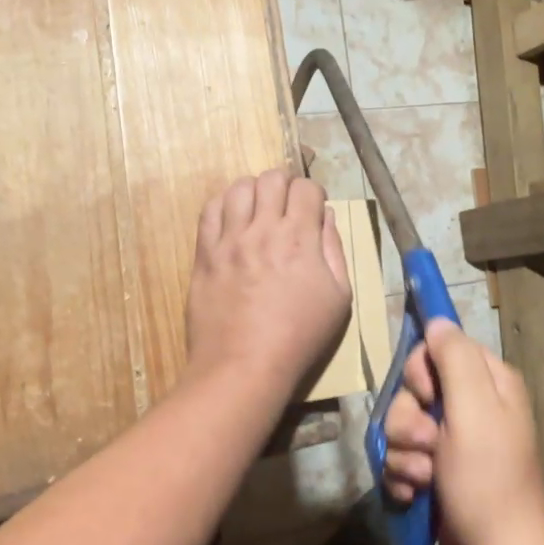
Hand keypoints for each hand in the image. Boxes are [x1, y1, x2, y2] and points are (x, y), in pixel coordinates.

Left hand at [184, 170, 350, 396]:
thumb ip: (334, 250)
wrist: (243, 366)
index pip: (306, 188)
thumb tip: (325, 217)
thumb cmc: (299, 336)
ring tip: (257, 209)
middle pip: (272, 178)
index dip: (313, 193)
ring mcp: (229, 239)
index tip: (313, 209)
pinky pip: (209, 211)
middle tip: (287, 205)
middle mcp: (263, 229)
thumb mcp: (338, 297)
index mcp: (300, 238)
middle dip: (285, 184)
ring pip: (238, 187)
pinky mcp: (205, 254)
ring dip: (254, 190)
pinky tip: (232, 220)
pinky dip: (223, 205)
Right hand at [382, 320, 543, 544]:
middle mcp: (472, 405)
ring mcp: (453, 441)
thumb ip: (455, 358)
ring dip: (406, 454)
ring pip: (402, 426)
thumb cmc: (488, 479)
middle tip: (429, 443)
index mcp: (489, 382)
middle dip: (410, 419)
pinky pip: (402, 459)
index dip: (423, 371)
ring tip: (426, 478)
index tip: (427, 395)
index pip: (440, 347)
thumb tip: (437, 319)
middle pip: (414, 388)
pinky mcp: (436, 472)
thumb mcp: (474, 410)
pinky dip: (404, 478)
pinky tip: (416, 495)